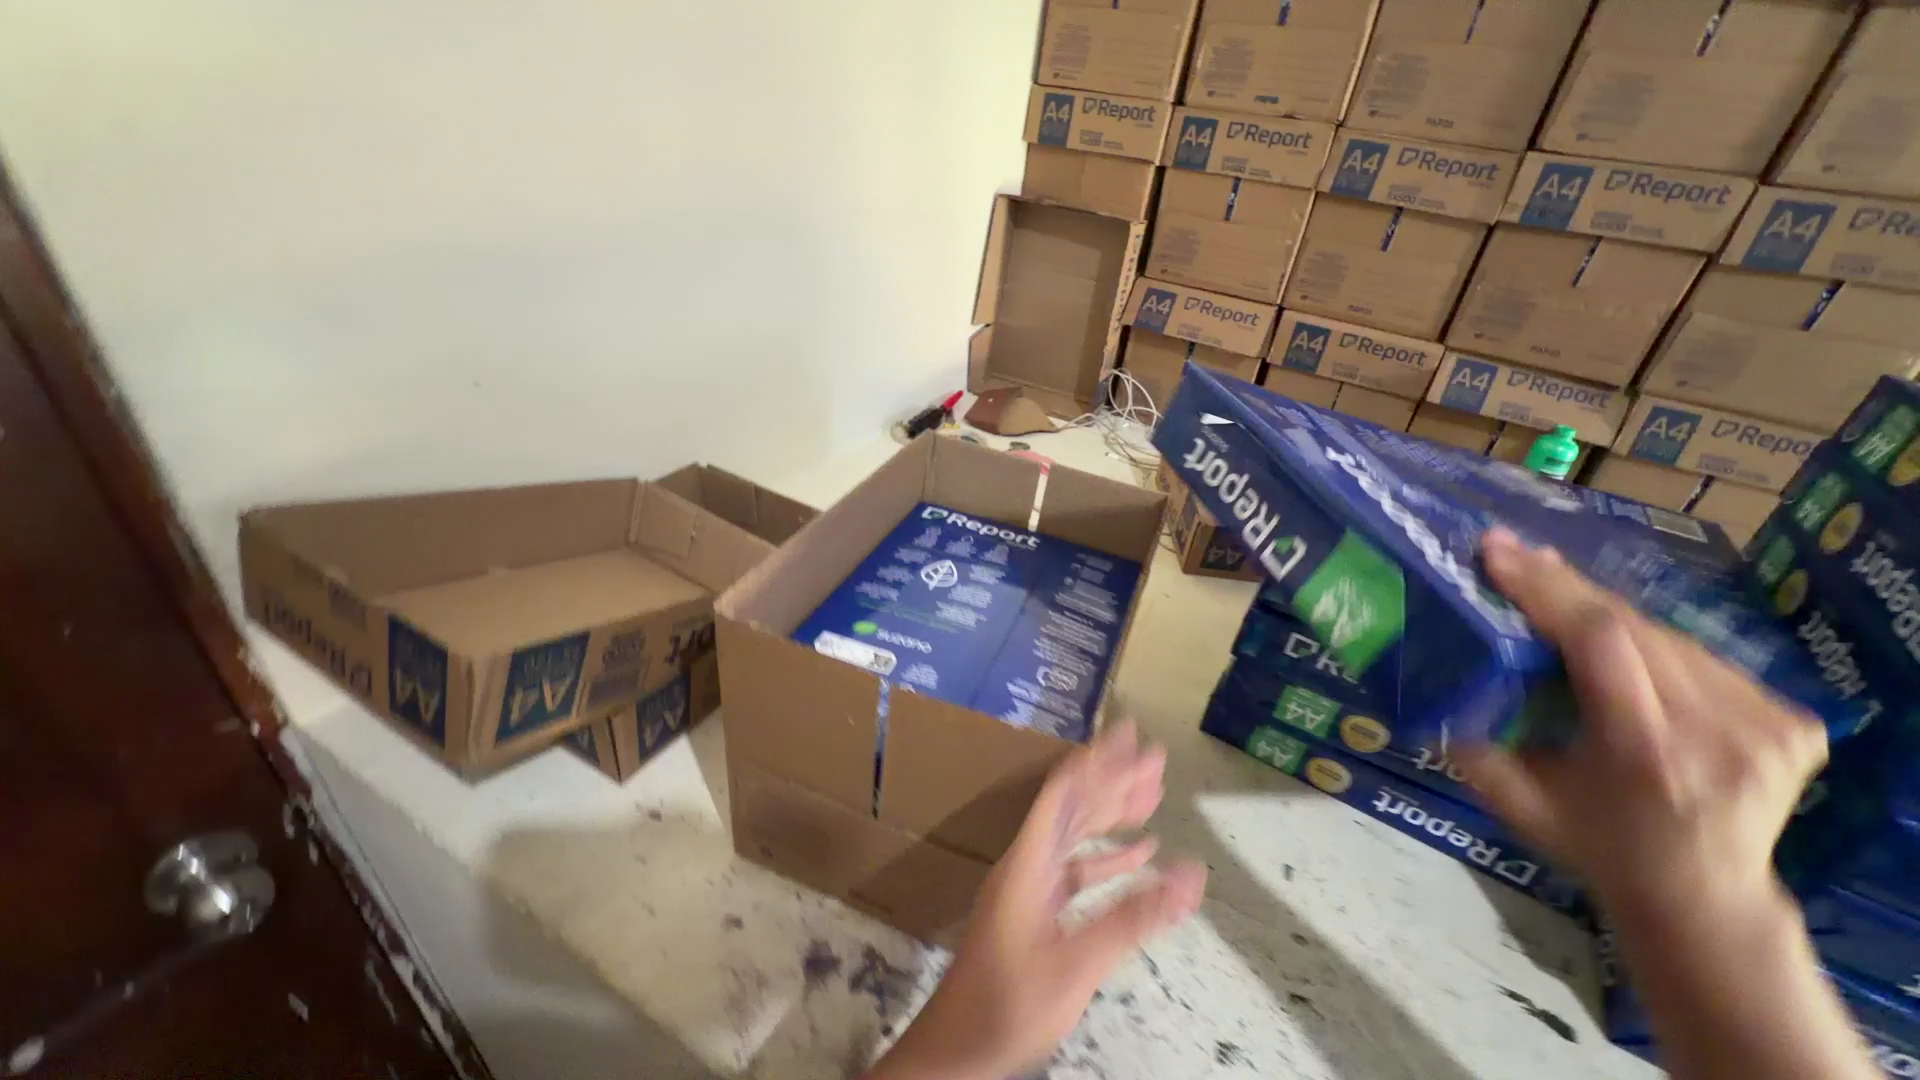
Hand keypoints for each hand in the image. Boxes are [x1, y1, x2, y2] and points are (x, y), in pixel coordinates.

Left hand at [865, 721, 1206, 1079]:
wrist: (957, 1048)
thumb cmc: (1009, 1001)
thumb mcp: (1075, 963)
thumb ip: (1131, 919)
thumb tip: (1190, 874)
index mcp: (1029, 862)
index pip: (1064, 794)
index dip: (1096, 761)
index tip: (1129, 735)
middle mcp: (1028, 863)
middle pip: (1073, 807)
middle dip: (1113, 779)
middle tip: (1155, 756)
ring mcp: (1031, 886)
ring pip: (1076, 835)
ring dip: (1112, 811)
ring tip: (1152, 791)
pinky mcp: (1037, 910)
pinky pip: (1077, 868)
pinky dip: (1108, 856)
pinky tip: (1139, 851)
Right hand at [1458, 527, 1828, 927]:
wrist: (1702, 895)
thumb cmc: (1592, 846)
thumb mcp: (1514, 801)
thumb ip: (1471, 742)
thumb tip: (1431, 673)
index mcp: (1647, 753)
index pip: (1602, 643)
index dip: (1547, 589)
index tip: (1496, 553)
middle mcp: (1718, 731)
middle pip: (1632, 625)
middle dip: (1563, 584)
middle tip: (1509, 552)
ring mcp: (1766, 725)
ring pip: (1664, 633)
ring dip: (1599, 607)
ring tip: (1548, 583)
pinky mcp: (1792, 721)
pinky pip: (1696, 655)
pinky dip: (1644, 637)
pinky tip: (1610, 634)